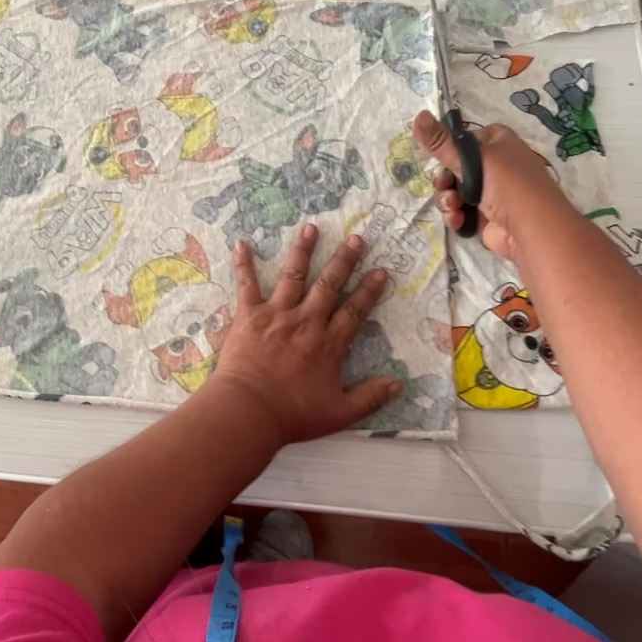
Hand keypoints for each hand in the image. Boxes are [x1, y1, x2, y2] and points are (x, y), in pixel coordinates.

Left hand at [204, 224, 399, 444]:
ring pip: (293, 276)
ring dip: (302, 250)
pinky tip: (242, 243)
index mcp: (328, 344)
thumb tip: (399, 384)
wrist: (249, 409)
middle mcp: (306, 321)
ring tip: (311, 227)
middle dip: (344, 261)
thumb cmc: (293, 414)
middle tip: (356, 238)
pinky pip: (247, 285)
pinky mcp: (248, 314)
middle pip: (329, 285)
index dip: (369, 291)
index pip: (355, 312)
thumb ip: (370, 397)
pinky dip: (244, 264)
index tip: (380, 271)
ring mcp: (276, 314)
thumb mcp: (340, 413)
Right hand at [411, 110, 568, 260]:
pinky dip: (455, 214)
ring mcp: (489, 192)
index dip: (448, 147)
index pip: (465, 138)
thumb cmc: (507, 185)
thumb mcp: (471, 159)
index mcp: (497, 143)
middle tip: (443, 184)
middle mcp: (494, 165)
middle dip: (443, 178)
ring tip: (453, 205)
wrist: (533, 230)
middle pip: (453, 166)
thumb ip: (440, 141)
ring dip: (447, 198)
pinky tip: (457, 219)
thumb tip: (418, 115)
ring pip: (452, 190)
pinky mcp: (484, 216)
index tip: (435, 154)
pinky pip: (459, 210)